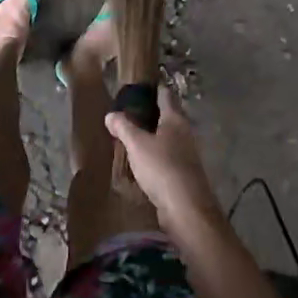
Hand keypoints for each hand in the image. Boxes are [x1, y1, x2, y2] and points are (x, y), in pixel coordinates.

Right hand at [105, 87, 222, 226]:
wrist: (187, 211)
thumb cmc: (162, 168)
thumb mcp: (136, 144)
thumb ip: (123, 127)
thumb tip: (111, 115)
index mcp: (175, 120)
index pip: (165, 95)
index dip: (152, 88)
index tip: (136, 85)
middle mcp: (184, 134)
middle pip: (166, 116)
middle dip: (147, 113)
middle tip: (124, 112)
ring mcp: (186, 155)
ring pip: (165, 138)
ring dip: (149, 136)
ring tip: (127, 136)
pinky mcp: (183, 175)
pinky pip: (164, 157)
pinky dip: (152, 155)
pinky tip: (137, 162)